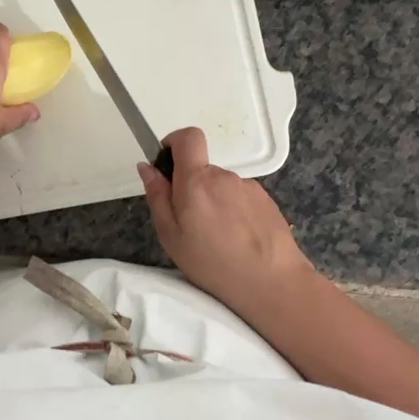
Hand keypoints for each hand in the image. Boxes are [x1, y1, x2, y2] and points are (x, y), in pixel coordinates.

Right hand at [137, 127, 316, 316]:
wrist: (271, 282)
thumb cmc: (211, 261)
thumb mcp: (170, 234)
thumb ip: (157, 196)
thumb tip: (147, 167)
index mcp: (196, 180)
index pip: (188, 137)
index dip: (174, 143)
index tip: (167, 165)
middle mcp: (224, 176)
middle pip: (202, 169)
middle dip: (191, 188)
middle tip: (189, 225)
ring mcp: (249, 187)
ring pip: (221, 187)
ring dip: (213, 203)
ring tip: (216, 238)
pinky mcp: (267, 201)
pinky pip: (240, 199)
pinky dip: (233, 213)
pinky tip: (236, 240)